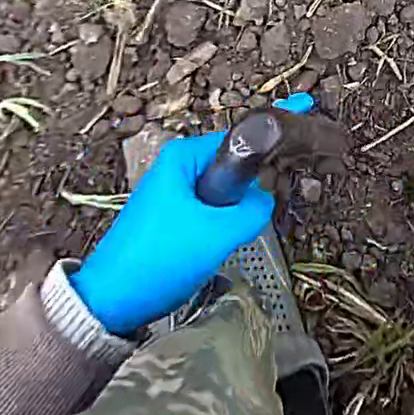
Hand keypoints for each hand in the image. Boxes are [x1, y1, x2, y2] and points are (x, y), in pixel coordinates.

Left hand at [70, 93, 312, 334]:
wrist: (106, 307)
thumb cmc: (157, 261)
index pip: (243, 133)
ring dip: (242, 201)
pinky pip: (215, 203)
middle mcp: (179, 165)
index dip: (278, 123)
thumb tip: (263, 200)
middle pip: (238, 159)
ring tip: (250, 220)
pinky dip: (229, 212)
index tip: (307, 107)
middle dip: (260, 173)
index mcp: (185, 156)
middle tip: (285, 181)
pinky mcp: (175, 212)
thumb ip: (255, 208)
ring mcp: (176, 189)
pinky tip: (235, 230)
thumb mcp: (218, 233)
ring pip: (228, 185)